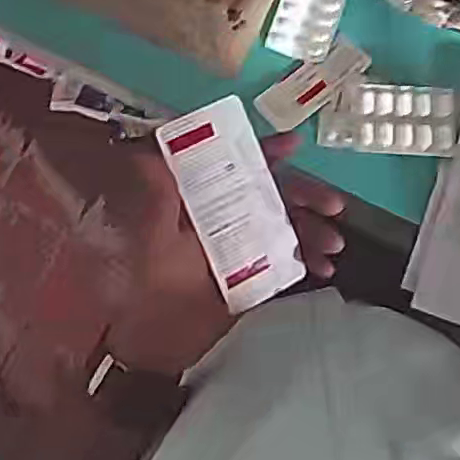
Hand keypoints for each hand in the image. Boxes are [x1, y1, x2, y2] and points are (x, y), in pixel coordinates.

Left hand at [105, 132, 346, 374]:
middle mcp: (223, 212)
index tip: (294, 146)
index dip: (268, 151)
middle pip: (273, 193)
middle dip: (306, 195)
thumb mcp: (139, 202)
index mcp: (200, 189)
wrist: (126, 321)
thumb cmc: (130, 253)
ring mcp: (237, 246)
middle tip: (332, 206)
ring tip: (333, 245)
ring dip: (313, 230)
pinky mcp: (247, 278)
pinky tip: (322, 267)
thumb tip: (184, 137)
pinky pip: (284, 263)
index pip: (239, 162)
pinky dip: (307, 261)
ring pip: (285, 227)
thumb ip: (159, 169)